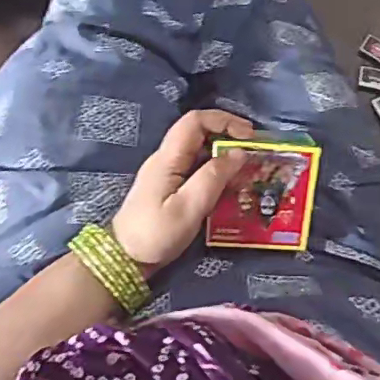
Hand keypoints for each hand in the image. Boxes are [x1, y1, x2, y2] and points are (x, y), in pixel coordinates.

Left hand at [112, 110, 254, 271]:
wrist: (124, 258)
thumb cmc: (156, 233)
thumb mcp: (189, 207)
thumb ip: (214, 177)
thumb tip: (239, 153)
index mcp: (168, 158)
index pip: (195, 121)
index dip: (224, 121)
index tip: (249, 136)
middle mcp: (166, 159)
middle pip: (199, 134)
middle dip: (229, 138)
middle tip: (254, 155)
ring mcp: (166, 173)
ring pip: (199, 153)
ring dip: (224, 157)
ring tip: (248, 172)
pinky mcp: (169, 188)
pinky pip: (196, 170)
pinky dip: (216, 173)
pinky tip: (231, 187)